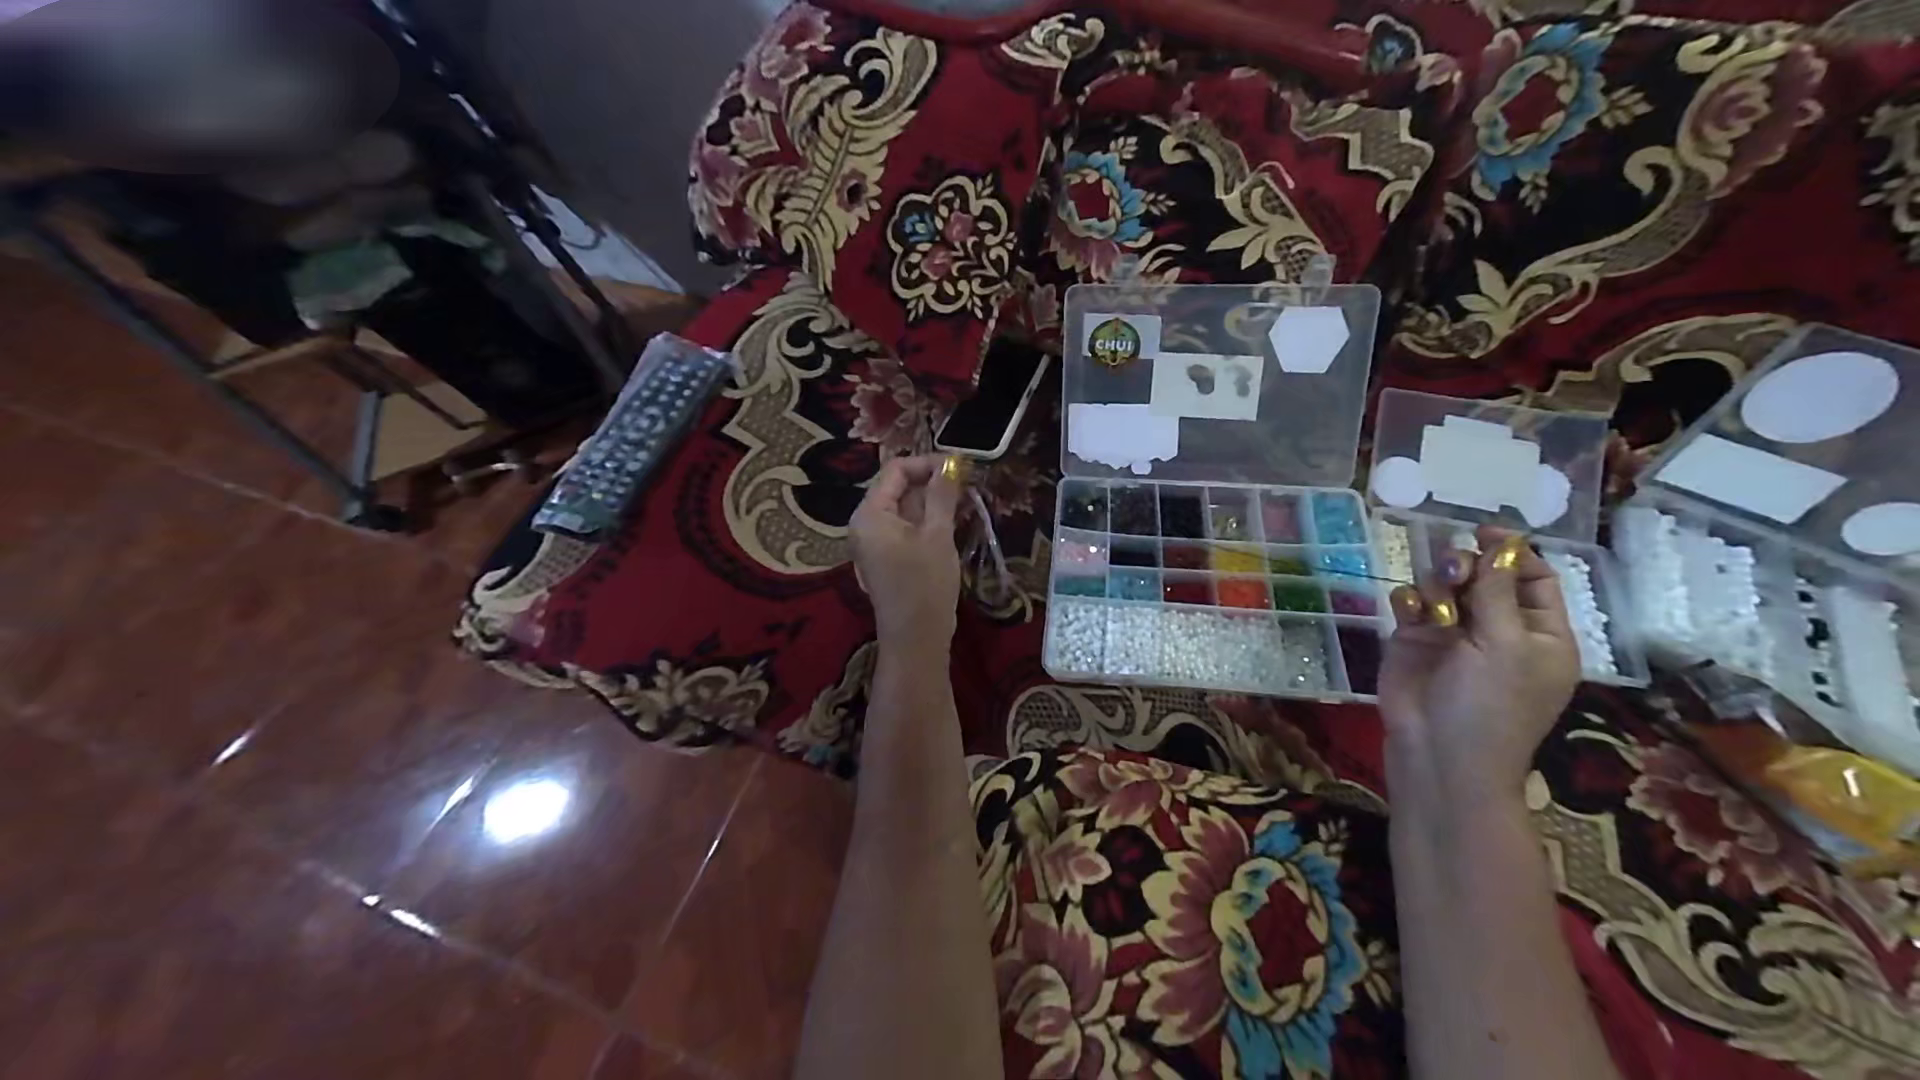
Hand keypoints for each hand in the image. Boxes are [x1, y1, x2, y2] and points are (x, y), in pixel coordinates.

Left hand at [850, 454, 963, 649]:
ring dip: (935, 503)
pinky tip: (956, 522)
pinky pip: (907, 529)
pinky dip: (929, 522)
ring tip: (968, 503)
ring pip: (906, 510)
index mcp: (870, 513)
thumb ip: (942, 494)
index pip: (895, 470)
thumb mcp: (938, 534)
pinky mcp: (888, 559)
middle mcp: (866, 524)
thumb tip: (951, 463)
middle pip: (898, 488)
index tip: (962, 468)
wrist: (916, 640)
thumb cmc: (925, 584)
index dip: (928, 464)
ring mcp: (875, 543)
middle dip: (933, 483)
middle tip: (970, 486)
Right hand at [1380, 527, 1579, 800]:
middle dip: (1467, 567)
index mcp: (1539, 633)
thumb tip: (1501, 544)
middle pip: (1482, 575)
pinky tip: (1408, 613)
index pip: (1533, 578)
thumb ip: (1497, 592)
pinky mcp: (1412, 639)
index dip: (1513, 552)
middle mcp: (1496, 628)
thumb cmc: (1489, 704)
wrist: (1437, 749)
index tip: (1485, 530)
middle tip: (1453, 573)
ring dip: (1437, 584)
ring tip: (1432, 604)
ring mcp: (1452, 634)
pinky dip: (1409, 601)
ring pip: (1443, 585)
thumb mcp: (1505, 646)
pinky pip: (1410, 603)